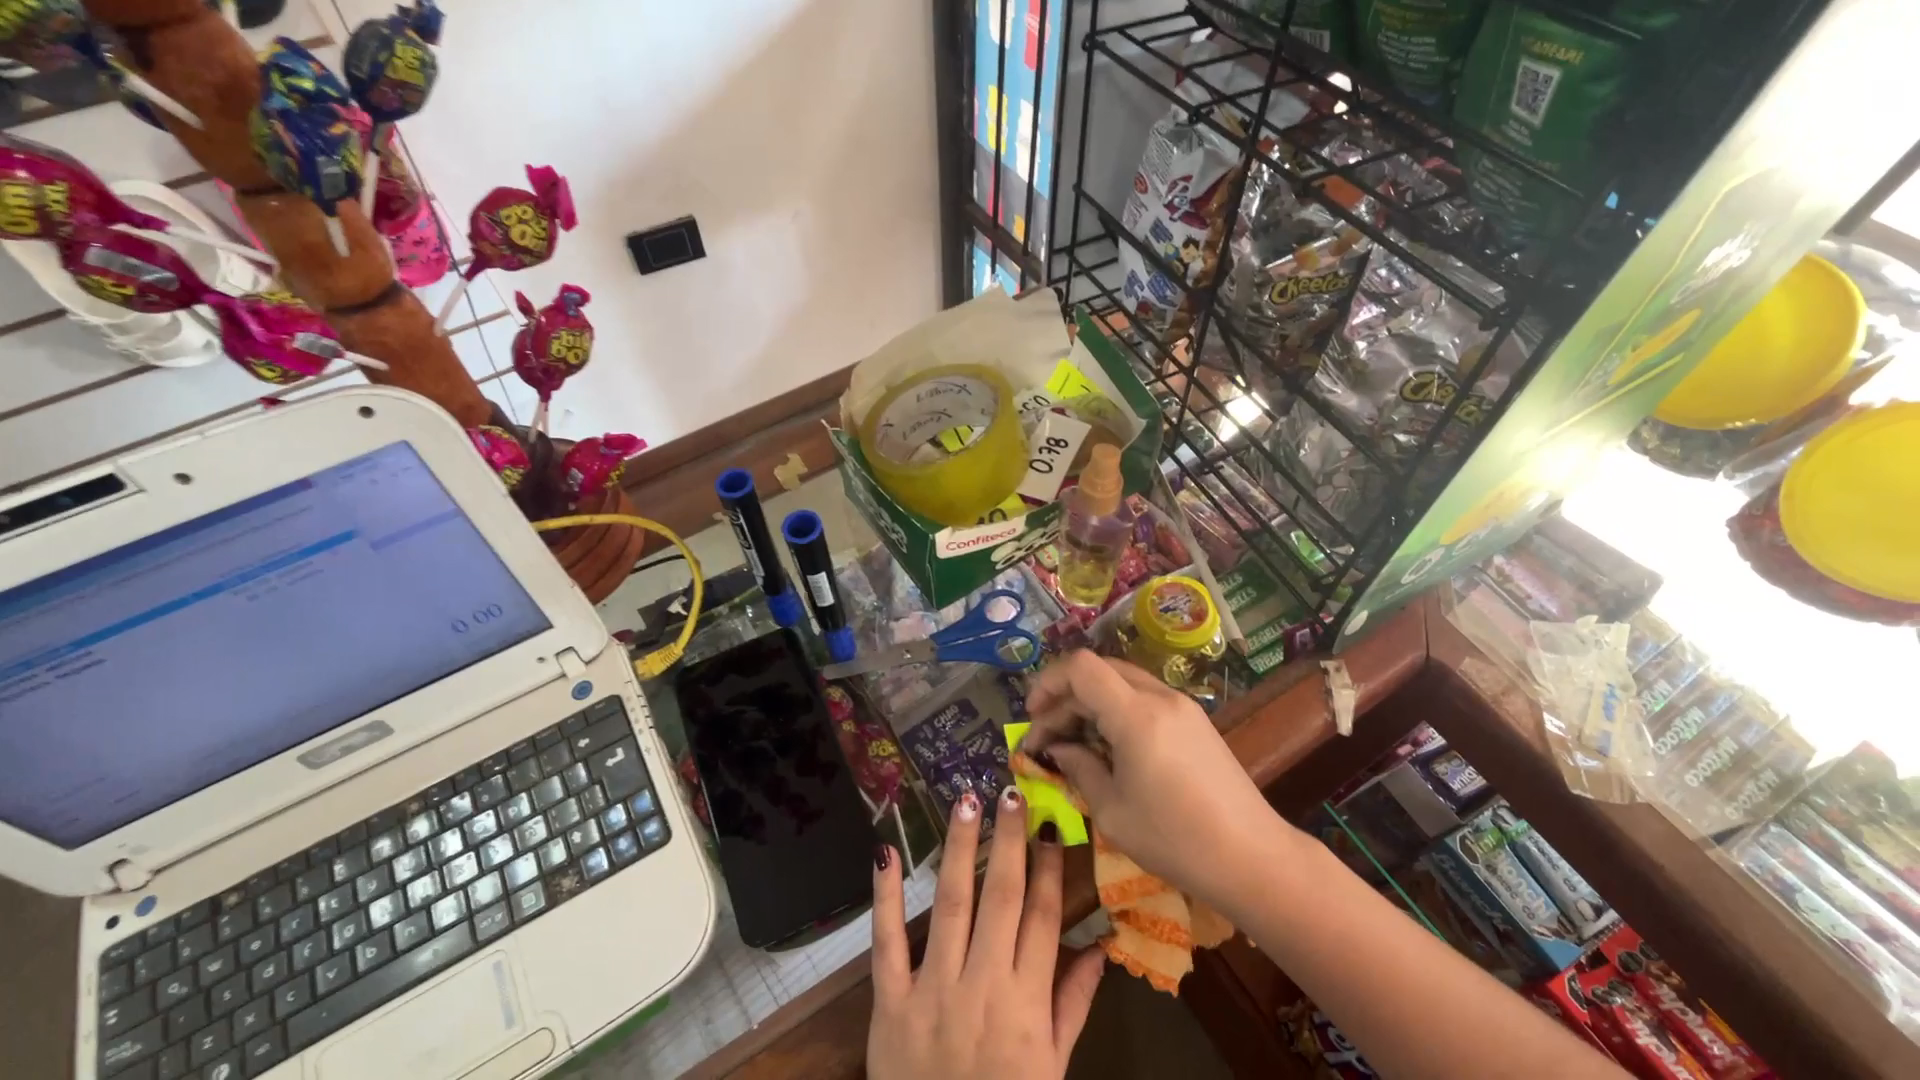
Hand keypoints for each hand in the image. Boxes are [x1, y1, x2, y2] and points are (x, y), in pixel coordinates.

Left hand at [868, 787, 1106, 1079]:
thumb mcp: (1053, 1067)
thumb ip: (1074, 1004)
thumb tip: (1102, 946)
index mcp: (1026, 1002)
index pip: (1041, 918)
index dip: (1048, 868)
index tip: (1051, 824)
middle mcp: (982, 985)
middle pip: (1000, 899)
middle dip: (1008, 842)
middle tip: (1010, 791)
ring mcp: (932, 991)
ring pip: (950, 907)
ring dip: (959, 851)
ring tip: (965, 803)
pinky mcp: (889, 1003)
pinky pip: (886, 944)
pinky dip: (884, 898)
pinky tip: (885, 853)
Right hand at [1020, 650, 1288, 909]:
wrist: (1252, 858)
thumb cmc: (1175, 840)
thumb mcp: (1112, 812)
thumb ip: (1079, 769)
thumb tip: (1059, 750)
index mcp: (1136, 715)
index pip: (1081, 668)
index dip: (1048, 682)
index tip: (1032, 717)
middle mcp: (1161, 698)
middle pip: (1100, 670)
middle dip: (1065, 696)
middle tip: (1046, 736)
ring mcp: (1183, 708)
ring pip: (1123, 682)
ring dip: (1091, 703)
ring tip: (1073, 743)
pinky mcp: (1196, 723)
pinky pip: (1145, 699)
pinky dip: (1117, 711)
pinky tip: (1109, 748)